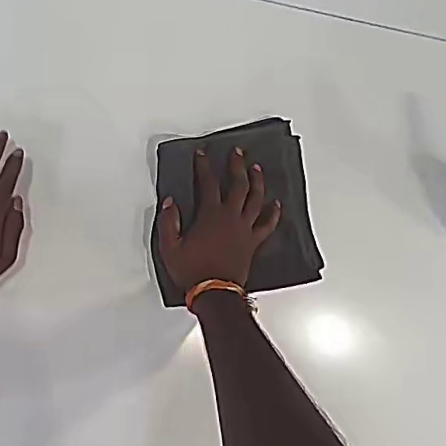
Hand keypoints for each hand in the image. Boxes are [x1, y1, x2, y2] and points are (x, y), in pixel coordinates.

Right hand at [157, 147, 281, 292]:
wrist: (214, 293)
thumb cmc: (192, 271)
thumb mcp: (169, 247)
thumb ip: (168, 222)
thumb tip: (170, 203)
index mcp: (210, 216)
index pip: (208, 183)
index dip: (204, 166)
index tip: (202, 154)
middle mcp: (230, 218)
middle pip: (238, 185)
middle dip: (237, 166)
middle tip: (237, 153)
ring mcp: (244, 230)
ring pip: (256, 199)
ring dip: (257, 181)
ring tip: (256, 169)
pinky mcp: (253, 243)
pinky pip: (267, 224)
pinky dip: (273, 212)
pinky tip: (276, 203)